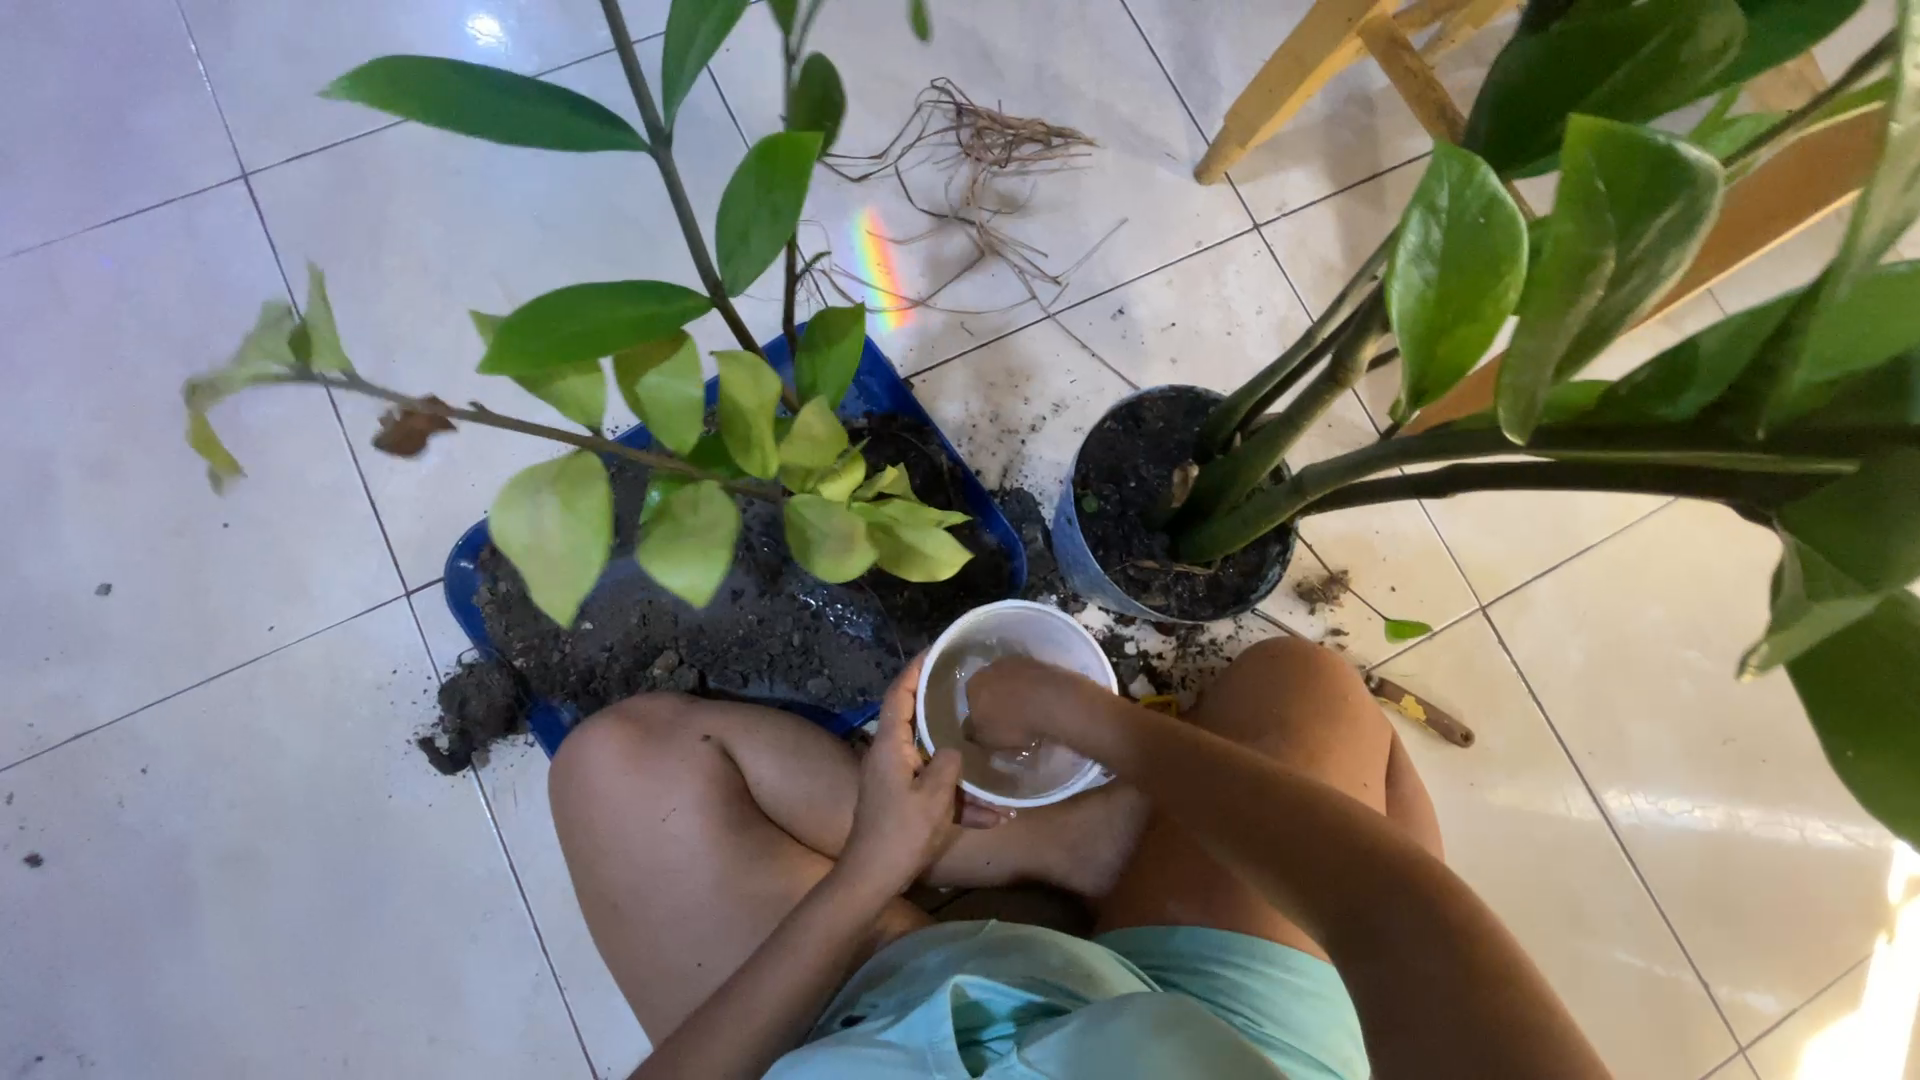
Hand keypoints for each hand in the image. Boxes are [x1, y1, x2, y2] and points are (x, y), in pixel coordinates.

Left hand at [837, 655, 1001, 897]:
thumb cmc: (900, 833)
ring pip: (933, 762)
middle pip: (917, 722)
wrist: (871, 880)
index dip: (916, 668)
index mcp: (890, 746)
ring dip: (963, 772)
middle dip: (943, 710)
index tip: (936, 649)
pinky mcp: (902, 802)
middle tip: (969, 692)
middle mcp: (888, 756)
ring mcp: (894, 780)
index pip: (899, 693)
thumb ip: (949, 764)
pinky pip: (935, 791)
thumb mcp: (933, 797)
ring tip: (996, 770)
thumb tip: (954, 752)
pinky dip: (960, 801)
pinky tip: (994, 818)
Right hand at [963, 656, 1085, 750]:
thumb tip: (969, 728)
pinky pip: (1032, 681)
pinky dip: (1034, 692)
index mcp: (974, 683)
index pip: (970, 700)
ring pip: (1013, 682)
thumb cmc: (1013, 723)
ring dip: (1017, 695)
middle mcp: (992, 667)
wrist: (1053, 702)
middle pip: (992, 687)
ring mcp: (1018, 662)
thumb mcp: (985, 738)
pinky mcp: (1041, 664)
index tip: (990, 728)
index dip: (979, 715)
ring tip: (1029, 715)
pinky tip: (1043, 706)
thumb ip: (972, 732)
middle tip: (1009, 722)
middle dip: (998, 702)